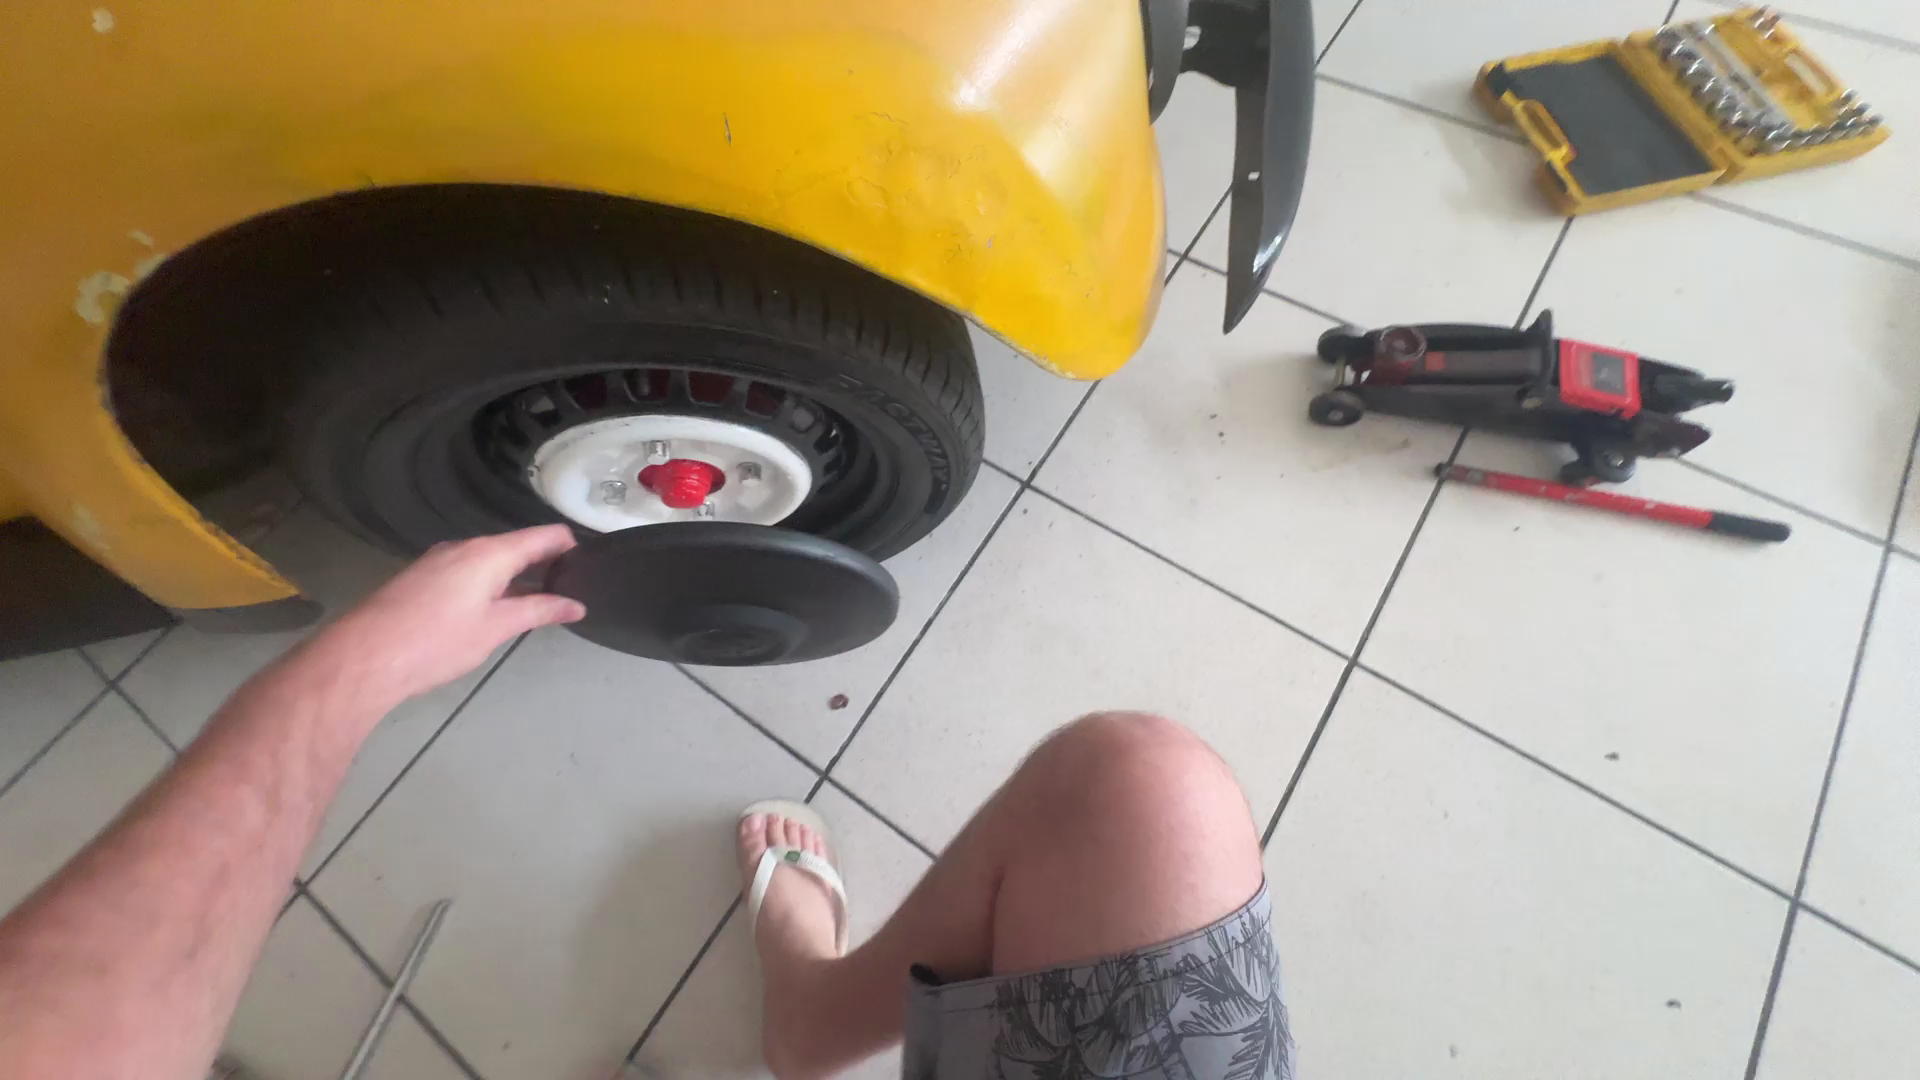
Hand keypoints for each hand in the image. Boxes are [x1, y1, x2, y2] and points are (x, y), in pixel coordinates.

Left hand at [305, 525, 586, 708]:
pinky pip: (470, 570)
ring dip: (518, 576)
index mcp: (490, 552)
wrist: (359, 660)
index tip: (590, 569)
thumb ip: (542, 611)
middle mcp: (465, 547)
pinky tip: (495, 611)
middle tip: (570, 592)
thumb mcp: (498, 627)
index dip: (573, 548)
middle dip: (546, 565)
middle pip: (519, 546)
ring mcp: (440, 561)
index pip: (546, 535)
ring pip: (493, 560)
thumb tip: (578, 605)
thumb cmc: (437, 642)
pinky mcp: (422, 578)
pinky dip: (491, 583)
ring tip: (538, 605)